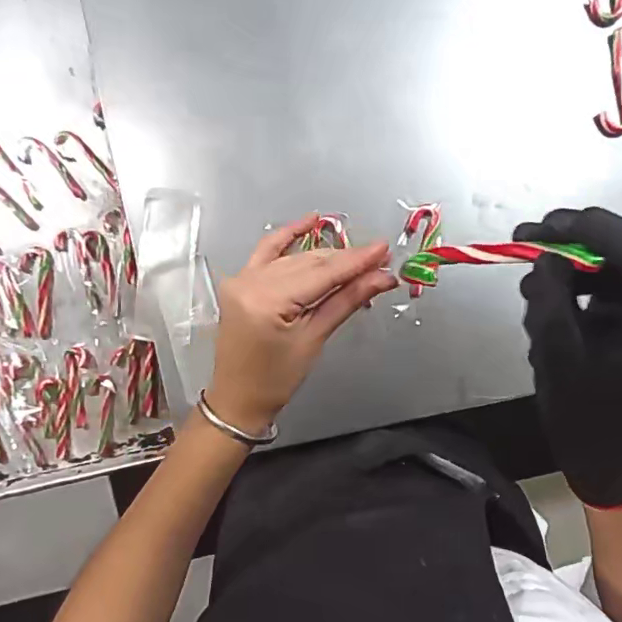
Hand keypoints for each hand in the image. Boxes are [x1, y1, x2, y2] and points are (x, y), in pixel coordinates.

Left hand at [204, 217, 398, 434]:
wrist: (238, 399)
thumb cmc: (275, 380)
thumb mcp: (314, 340)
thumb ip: (345, 301)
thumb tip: (380, 278)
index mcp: (268, 300)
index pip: (322, 273)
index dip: (356, 261)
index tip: (384, 250)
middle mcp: (251, 282)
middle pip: (309, 262)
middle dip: (345, 261)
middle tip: (380, 260)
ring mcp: (242, 279)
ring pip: (293, 259)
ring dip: (325, 256)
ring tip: (358, 257)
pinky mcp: (240, 282)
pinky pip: (267, 253)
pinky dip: (288, 238)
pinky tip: (310, 222)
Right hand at [516, 207, 621, 507]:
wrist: (595, 461)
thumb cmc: (579, 419)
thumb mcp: (557, 357)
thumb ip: (551, 301)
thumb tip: (546, 255)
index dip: (606, 235)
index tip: (559, 219)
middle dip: (590, 246)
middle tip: (540, 231)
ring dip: (584, 266)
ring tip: (536, 264)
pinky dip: (590, 287)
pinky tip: (554, 288)